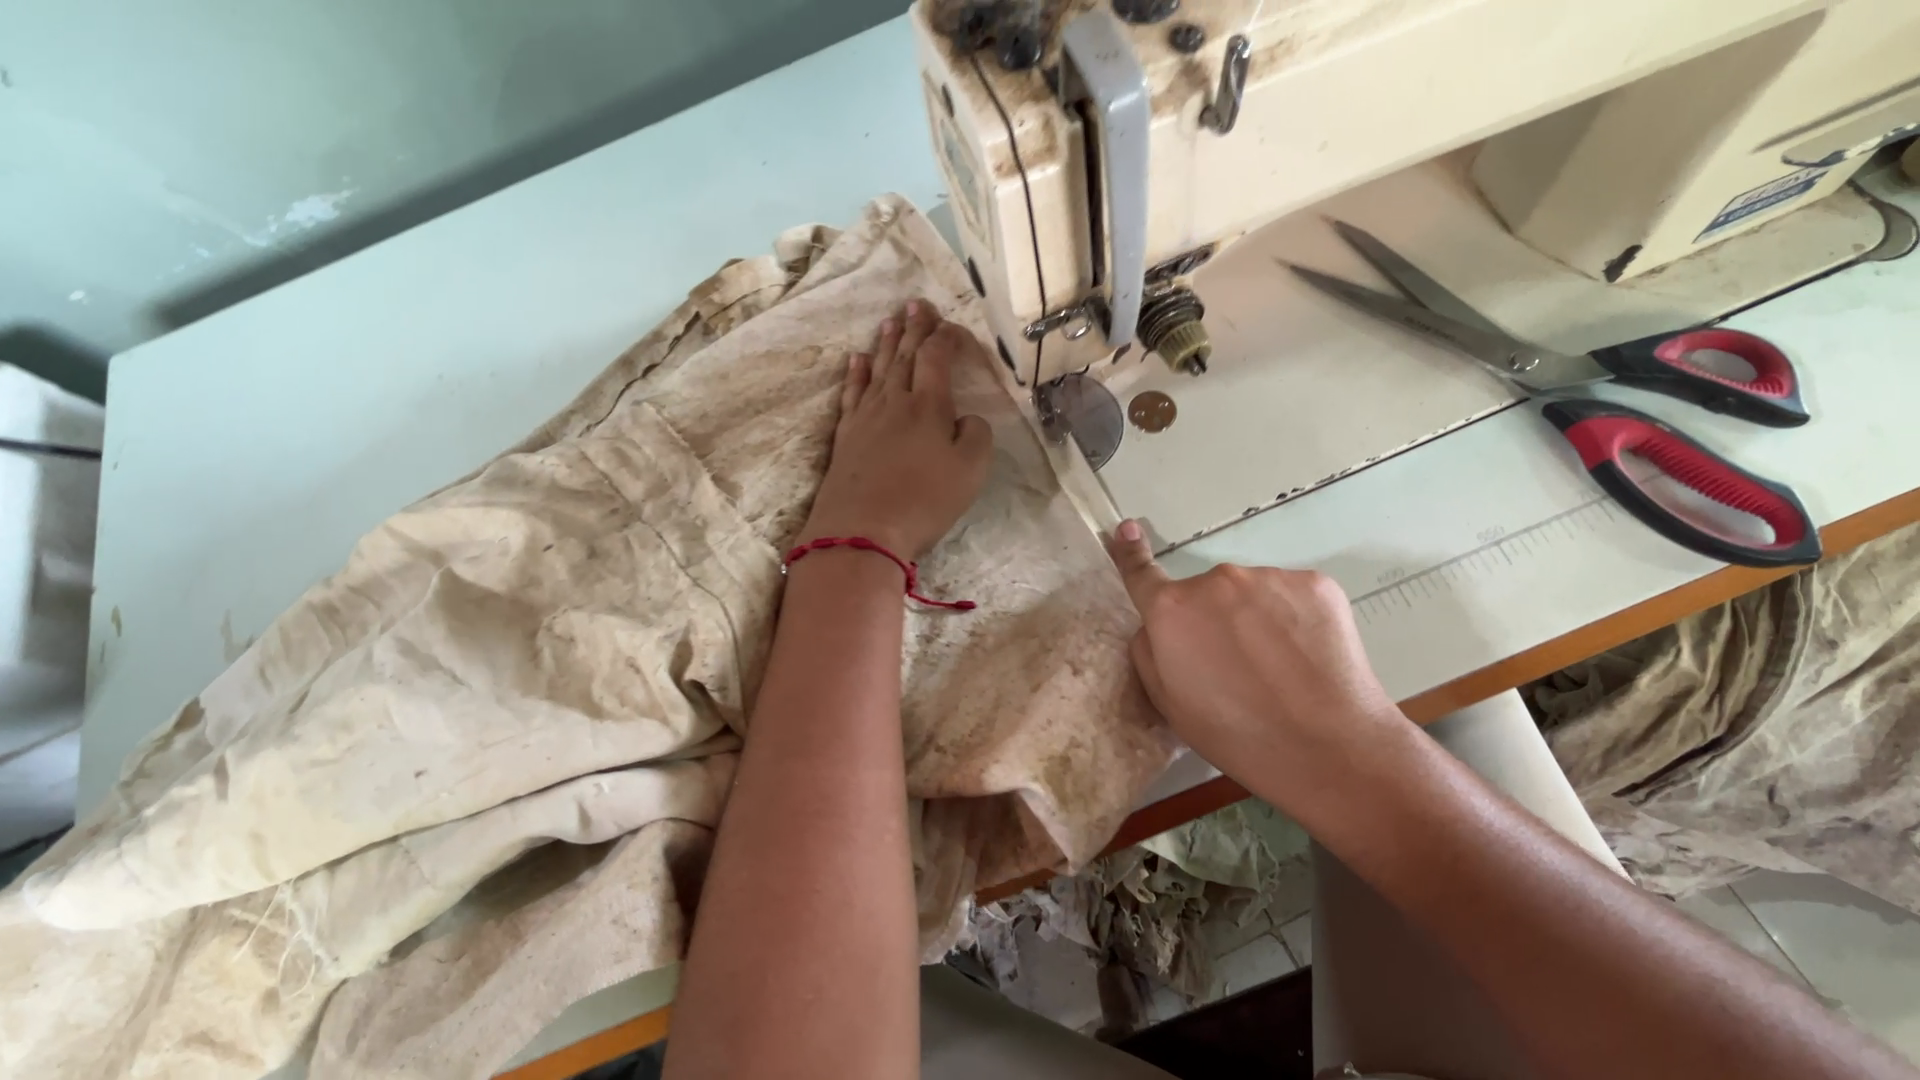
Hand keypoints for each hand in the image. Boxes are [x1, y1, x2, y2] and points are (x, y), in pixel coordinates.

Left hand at [799, 300, 993, 559]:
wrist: (862, 530)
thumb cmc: (924, 500)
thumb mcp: (971, 470)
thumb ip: (977, 435)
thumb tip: (967, 418)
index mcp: (929, 405)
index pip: (936, 358)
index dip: (946, 338)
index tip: (954, 326)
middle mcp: (894, 402)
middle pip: (904, 356)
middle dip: (913, 329)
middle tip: (916, 304)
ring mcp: (865, 418)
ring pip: (877, 370)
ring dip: (885, 343)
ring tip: (889, 320)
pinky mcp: (845, 437)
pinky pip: (851, 394)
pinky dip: (855, 374)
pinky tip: (855, 360)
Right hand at [1106, 519, 1407, 816]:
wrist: (1329, 747)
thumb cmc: (1236, 735)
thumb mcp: (1170, 704)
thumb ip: (1150, 653)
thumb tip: (1156, 626)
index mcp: (1172, 611)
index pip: (1142, 574)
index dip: (1131, 553)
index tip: (1127, 529)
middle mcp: (1216, 580)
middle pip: (1206, 595)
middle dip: (1214, 621)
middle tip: (1237, 669)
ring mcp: (1269, 577)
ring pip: (1251, 595)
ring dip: (1256, 619)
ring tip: (1279, 669)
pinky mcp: (1315, 583)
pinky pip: (1291, 596)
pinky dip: (1295, 620)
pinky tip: (1308, 657)